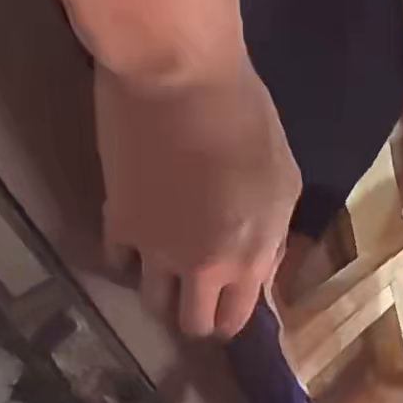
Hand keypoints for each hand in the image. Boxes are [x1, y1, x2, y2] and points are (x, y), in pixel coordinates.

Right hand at [96, 59, 300, 337]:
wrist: (182, 77)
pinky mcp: (117, 222)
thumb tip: (260, 273)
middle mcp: (201, 268)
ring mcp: (155, 249)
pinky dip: (128, 261)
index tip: (227, 308)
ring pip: (151, 303)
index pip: (234, 321)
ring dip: (161, 294)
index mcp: (247, 259)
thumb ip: (273, 239)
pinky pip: (117, 263)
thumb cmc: (247, 123)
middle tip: (196, 296)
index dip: (231, 321)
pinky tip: (137, 244)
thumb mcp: (285, 184)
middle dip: (197, 318)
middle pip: (192, 324)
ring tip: (166, 272)